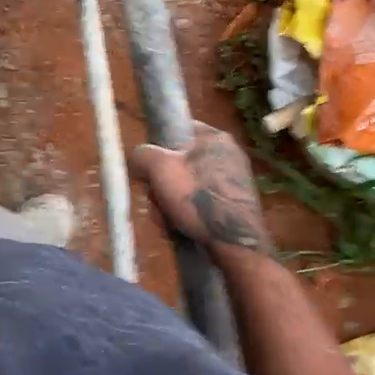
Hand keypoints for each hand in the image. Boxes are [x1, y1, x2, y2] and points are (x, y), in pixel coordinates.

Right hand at [131, 124, 270, 254]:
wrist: (234, 244)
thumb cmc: (197, 197)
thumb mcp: (159, 167)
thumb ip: (142, 155)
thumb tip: (139, 161)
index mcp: (216, 138)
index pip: (180, 130)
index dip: (160, 147)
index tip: (150, 168)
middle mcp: (228, 157)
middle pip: (179, 163)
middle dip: (161, 185)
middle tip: (156, 199)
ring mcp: (233, 184)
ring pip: (186, 187)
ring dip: (169, 203)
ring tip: (166, 220)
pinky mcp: (234, 208)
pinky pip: (200, 204)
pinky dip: (186, 215)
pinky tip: (178, 229)